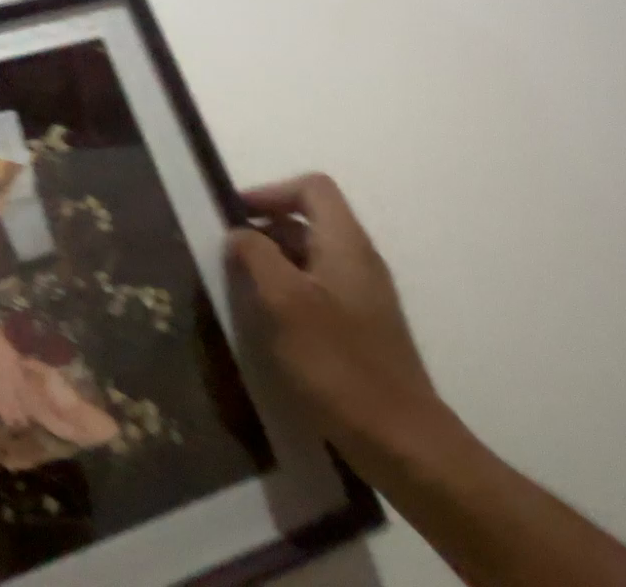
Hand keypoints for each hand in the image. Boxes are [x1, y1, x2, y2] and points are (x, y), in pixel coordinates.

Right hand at [229, 173, 456, 471]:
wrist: (398, 437)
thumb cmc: (337, 363)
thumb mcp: (284, 303)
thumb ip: (257, 257)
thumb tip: (239, 233)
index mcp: (346, 244)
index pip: (312, 188)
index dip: (271, 192)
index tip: (234, 218)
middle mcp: (359, 260)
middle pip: (310, 221)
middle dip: (265, 231)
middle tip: (227, 259)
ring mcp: (363, 295)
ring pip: (311, 258)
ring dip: (273, 265)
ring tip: (239, 292)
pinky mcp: (360, 327)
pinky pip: (318, 291)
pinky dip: (288, 294)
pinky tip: (267, 326)